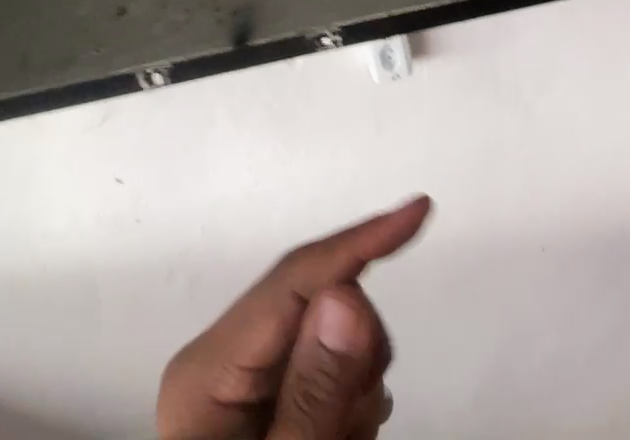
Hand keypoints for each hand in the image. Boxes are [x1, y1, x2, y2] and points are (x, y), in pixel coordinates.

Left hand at [157, 195, 432, 439]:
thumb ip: (315, 393)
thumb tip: (347, 295)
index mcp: (209, 370)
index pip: (297, 280)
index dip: (360, 240)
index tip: (420, 212)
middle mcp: (228, 357)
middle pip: (325, 305)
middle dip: (362, 355)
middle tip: (357, 425)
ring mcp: (252, 373)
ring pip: (343, 335)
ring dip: (361, 386)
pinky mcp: (275, 388)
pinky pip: (342, 366)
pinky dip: (356, 400)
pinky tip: (341, 436)